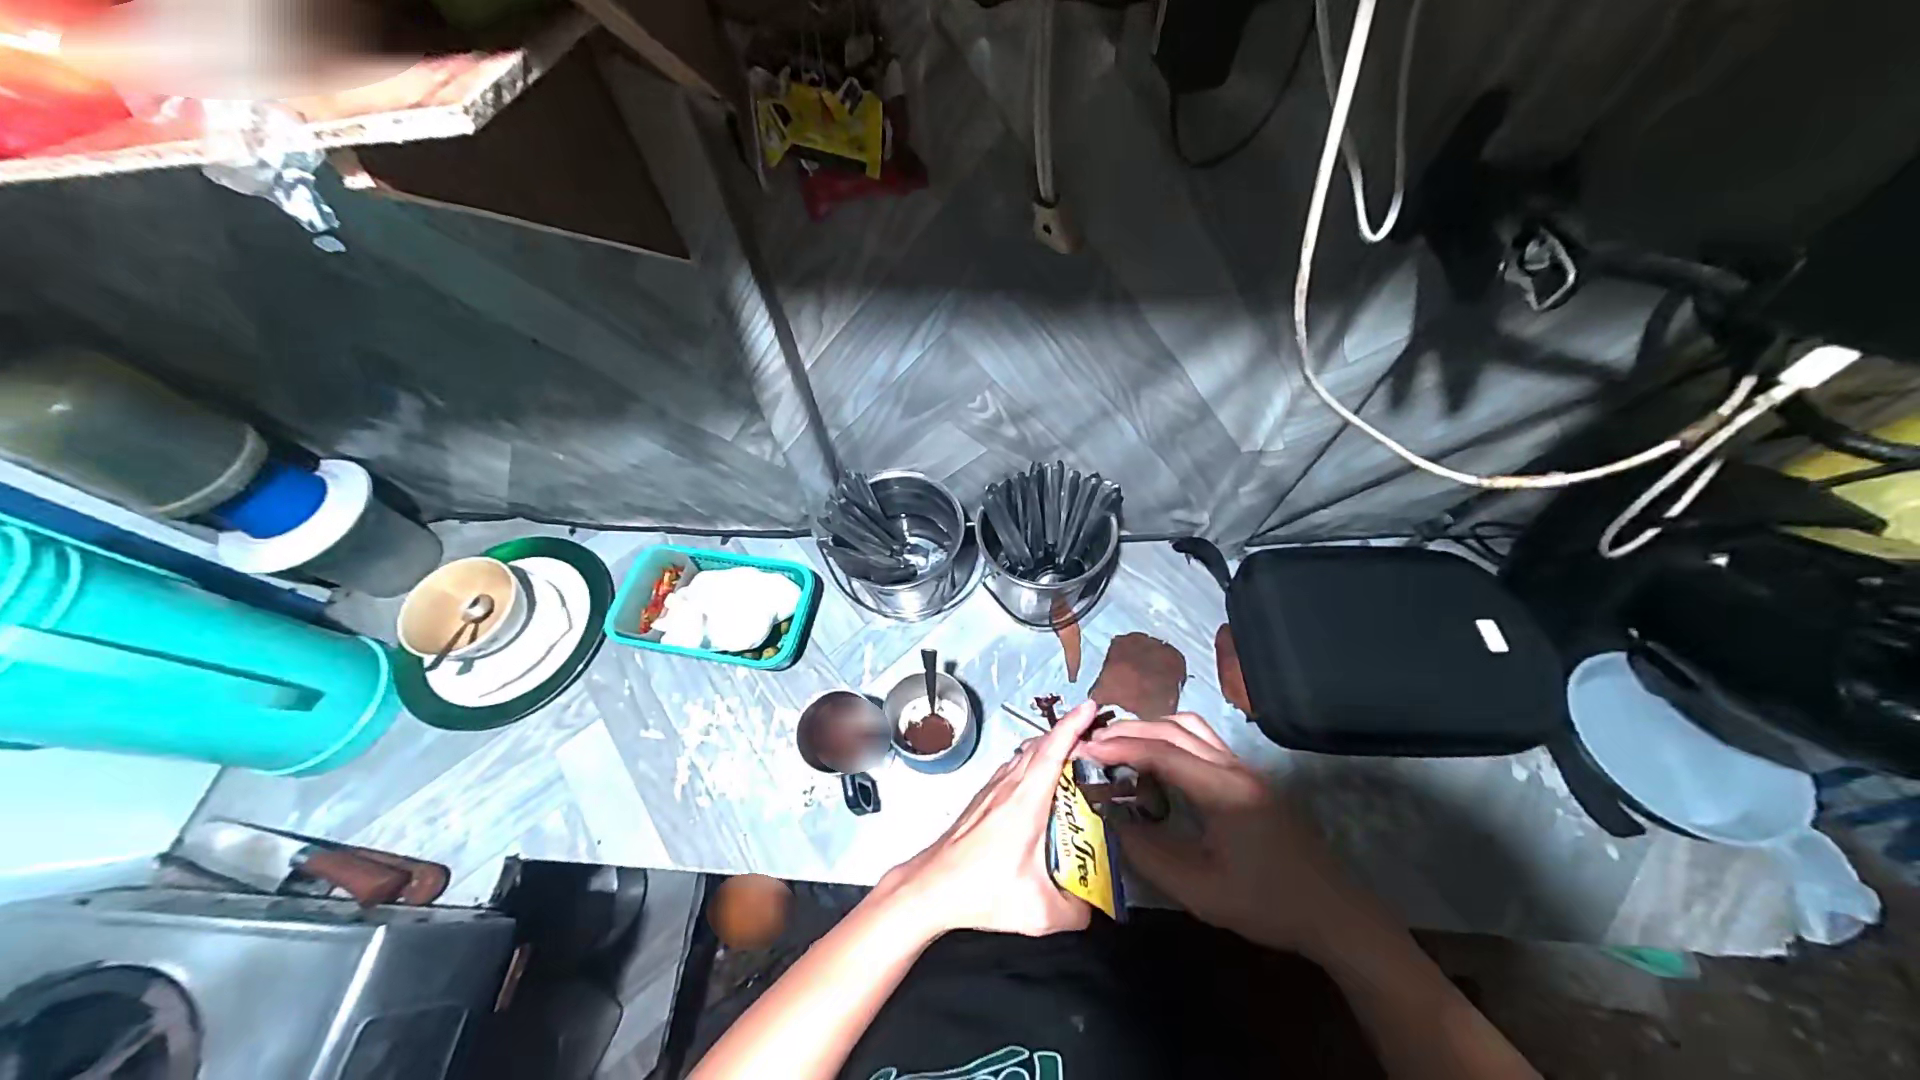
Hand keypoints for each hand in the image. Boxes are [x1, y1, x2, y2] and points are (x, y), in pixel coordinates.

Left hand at [876, 701, 1103, 939]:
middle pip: (1041, 745)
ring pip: (1025, 754)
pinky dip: (1032, 761)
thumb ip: (1077, 910)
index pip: (1053, 750)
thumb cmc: (978, 890)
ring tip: (1072, 753)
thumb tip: (1094, 907)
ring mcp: (992, 790)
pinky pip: (1013, 768)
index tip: (1090, 707)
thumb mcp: (1040, 911)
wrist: (931, 886)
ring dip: (1049, 746)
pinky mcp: (983, 800)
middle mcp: (1008, 787)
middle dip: (1068, 732)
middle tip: (1094, 735)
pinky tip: (1039, 781)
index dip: (1074, 725)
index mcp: (1025, 802)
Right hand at [1080, 713, 1381, 958]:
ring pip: (1191, 728)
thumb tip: (1112, 821)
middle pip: (1174, 729)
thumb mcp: (1201, 891)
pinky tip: (1156, 763)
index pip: (1162, 752)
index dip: (1118, 747)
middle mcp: (1234, 768)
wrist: (1335, 914)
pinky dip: (1170, 740)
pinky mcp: (1249, 779)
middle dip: (1129, 731)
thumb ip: (1150, 855)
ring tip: (1119, 747)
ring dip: (1151, 729)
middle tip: (1092, 743)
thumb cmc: (1268, 905)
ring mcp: (1245, 770)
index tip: (1083, 750)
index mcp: (1223, 790)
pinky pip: (1202, 743)